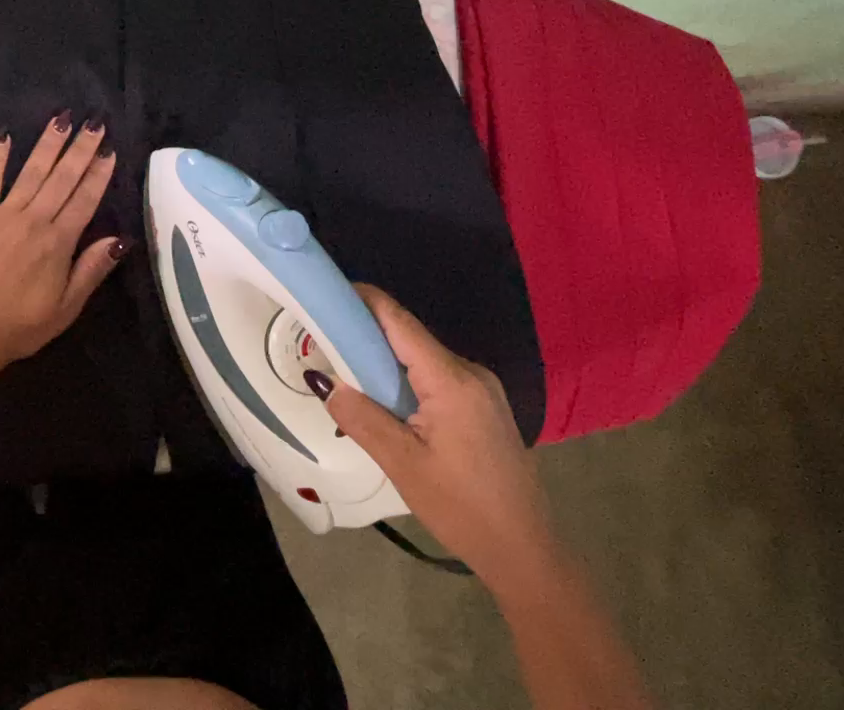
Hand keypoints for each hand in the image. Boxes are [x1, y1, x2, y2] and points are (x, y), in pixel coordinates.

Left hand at [0, 113, 129, 383]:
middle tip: (94, 122)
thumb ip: (91, 269)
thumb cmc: (22, 326)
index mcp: (58, 243)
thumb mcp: (67, 307)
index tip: (110, 150)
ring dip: (47, 144)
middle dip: (80, 149)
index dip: (99, 174)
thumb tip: (120, 239)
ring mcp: (2, 216)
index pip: (85, 199)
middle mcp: (33, 221)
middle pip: (62, 178)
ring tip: (61, 118)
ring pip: (30, 172)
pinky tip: (3, 135)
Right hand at [313, 285, 559, 585]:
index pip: (398, 321)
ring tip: (341, 373)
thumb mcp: (401, 463)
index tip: (324, 291)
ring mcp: (480, 390)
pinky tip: (380, 402)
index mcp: (451, 380)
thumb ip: (359, 416)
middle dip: (362, 334)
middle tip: (319, 340)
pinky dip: (401, 381)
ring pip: (418, 359)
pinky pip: (433, 378)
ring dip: (380, 362)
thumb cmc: (462, 507)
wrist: (525, 551)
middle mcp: (469, 374)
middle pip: (406, 337)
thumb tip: (322, 379)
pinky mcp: (481, 407)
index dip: (361, 299)